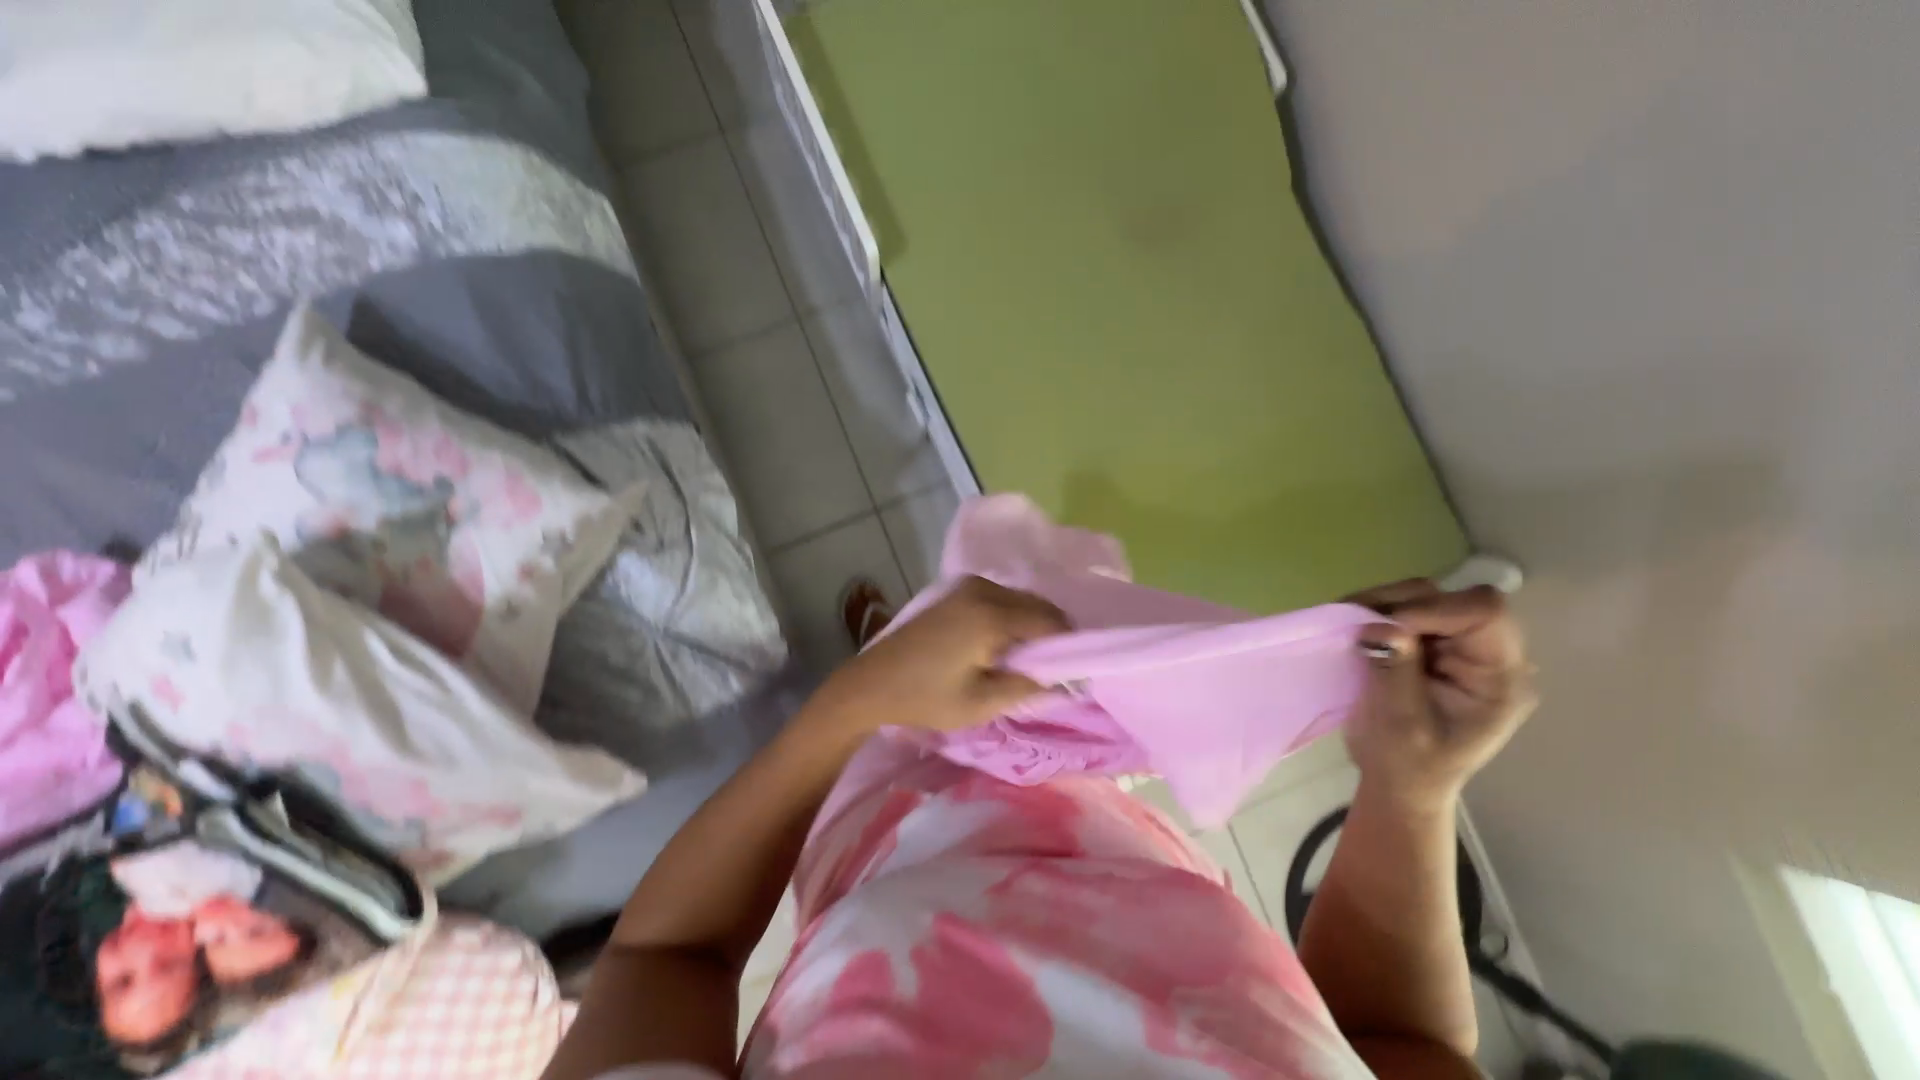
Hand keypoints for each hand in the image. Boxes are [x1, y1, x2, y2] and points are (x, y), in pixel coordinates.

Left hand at [802, 576, 1069, 736]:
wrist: (871, 684)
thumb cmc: (925, 697)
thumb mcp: (980, 704)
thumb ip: (1026, 688)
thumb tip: (1063, 682)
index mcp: (990, 616)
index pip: (1050, 621)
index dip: (1069, 646)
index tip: (1076, 673)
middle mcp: (983, 590)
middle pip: (1038, 605)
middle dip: (1052, 634)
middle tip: (1054, 669)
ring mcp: (967, 587)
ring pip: (1020, 600)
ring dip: (1033, 625)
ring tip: (1030, 662)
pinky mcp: (956, 592)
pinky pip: (1001, 599)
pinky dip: (1013, 618)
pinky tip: (1006, 647)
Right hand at [1344, 580, 1537, 811]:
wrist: (1401, 786)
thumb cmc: (1408, 766)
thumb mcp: (1402, 726)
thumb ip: (1396, 674)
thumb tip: (1379, 627)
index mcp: (1501, 678)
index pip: (1484, 614)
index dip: (1434, 611)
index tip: (1385, 629)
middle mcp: (1490, 655)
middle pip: (1454, 598)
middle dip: (1402, 604)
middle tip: (1357, 624)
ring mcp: (1461, 648)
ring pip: (1428, 596)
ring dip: (1385, 604)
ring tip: (1351, 623)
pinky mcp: (1435, 645)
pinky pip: (1409, 609)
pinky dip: (1379, 610)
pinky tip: (1357, 627)